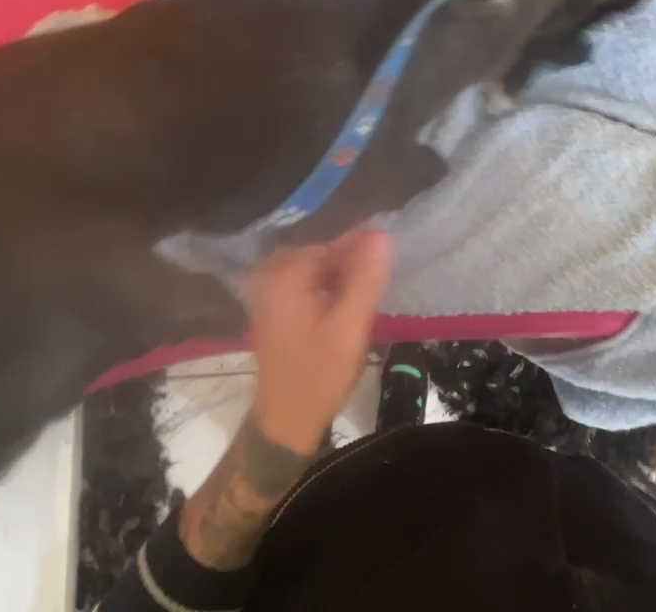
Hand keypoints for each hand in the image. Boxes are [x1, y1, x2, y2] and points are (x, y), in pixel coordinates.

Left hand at [246, 230, 394, 453]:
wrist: (286, 420)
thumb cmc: (319, 374)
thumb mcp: (350, 326)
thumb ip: (366, 279)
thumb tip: (382, 235)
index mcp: (285, 273)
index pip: (332, 244)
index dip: (362, 252)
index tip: (387, 265)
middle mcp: (270, 274)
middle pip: (323, 255)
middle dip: (352, 265)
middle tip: (376, 288)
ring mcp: (268, 292)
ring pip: (317, 270)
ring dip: (341, 279)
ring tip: (364, 300)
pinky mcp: (274, 308)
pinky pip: (306, 285)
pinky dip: (327, 291)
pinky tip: (344, 310)